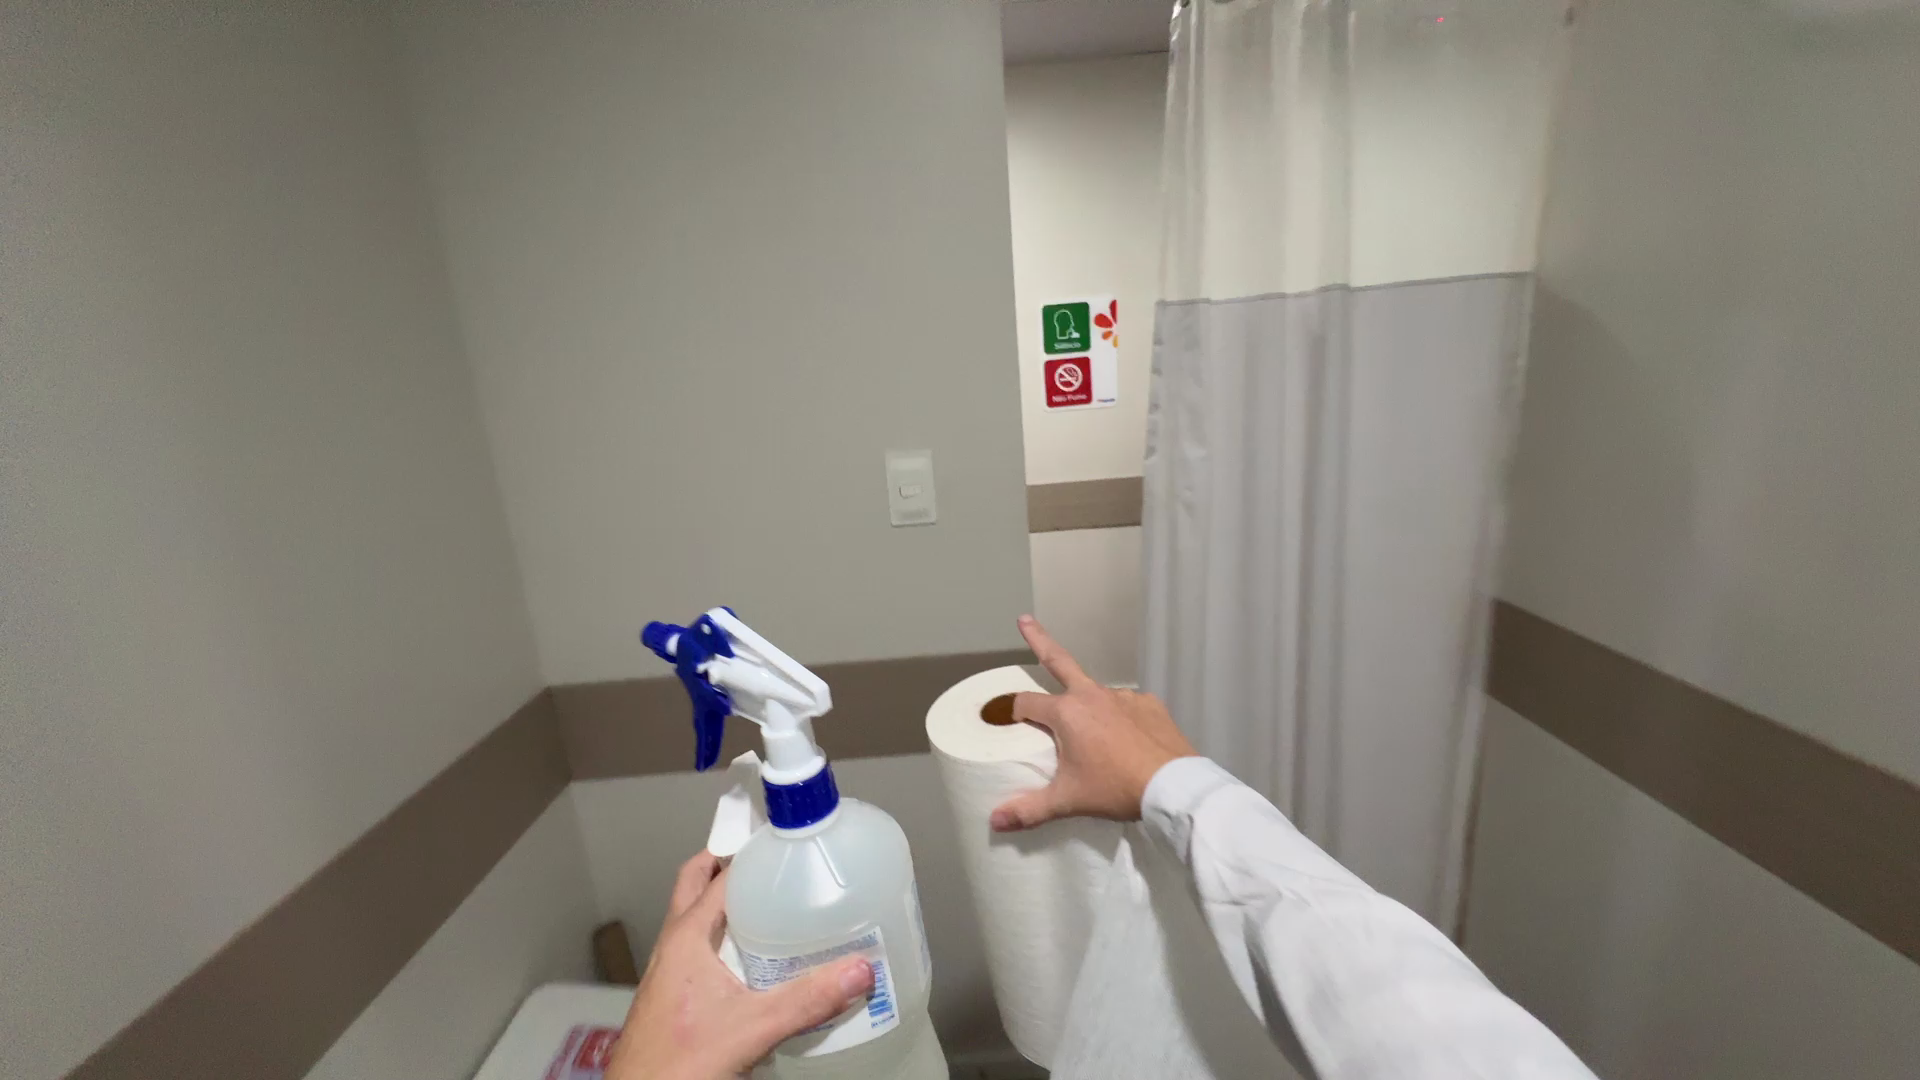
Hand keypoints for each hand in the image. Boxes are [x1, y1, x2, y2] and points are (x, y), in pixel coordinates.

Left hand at [608, 852, 874, 1079]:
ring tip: (772, 898)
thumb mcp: (750, 1030)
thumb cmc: (676, 1067)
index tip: (784, 836)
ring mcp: (671, 970)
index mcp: (686, 936)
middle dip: (728, 862)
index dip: (752, 850)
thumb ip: (806, 1001)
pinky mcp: (676, 994)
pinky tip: (757, 956)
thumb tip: (860, 970)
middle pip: (697, 883)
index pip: (720, 874)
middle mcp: (674, 944)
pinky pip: (701, 946)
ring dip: (726, 899)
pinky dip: (725, 934)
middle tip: (768, 856)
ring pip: (697, 915)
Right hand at [990, 615, 1197, 830]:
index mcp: (1066, 712)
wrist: (1174, 787)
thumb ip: (1030, 810)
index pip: (1025, 704)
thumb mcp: (1069, 800)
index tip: (1006, 721)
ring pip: (1096, 694)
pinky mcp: (1150, 704)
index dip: (1012, 712)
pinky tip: (1125, 737)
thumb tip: (995, 822)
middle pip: (1058, 660)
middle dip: (1038, 639)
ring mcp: (1123, 696)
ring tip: (1094, 732)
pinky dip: (1120, 717)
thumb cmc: (1115, 789)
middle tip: (1024, 620)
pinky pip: (1126, 706)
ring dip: (1087, 703)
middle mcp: (1091, 695)